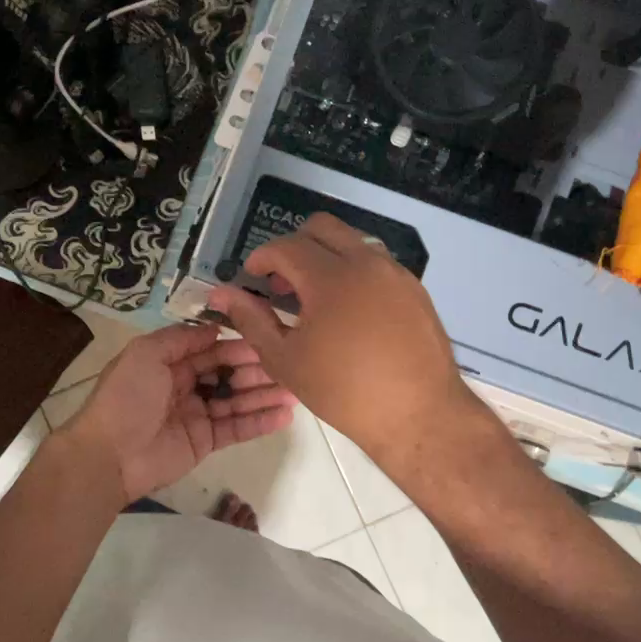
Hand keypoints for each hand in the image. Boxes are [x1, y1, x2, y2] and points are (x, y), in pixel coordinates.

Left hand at [57, 323, 296, 502]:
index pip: (209, 349)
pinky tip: (285, 414)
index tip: (266, 339)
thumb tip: (214, 328)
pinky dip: (260, 421)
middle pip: (226, 373)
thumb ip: (180, 338)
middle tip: (287, 365)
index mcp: (167, 363)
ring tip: (295, 390)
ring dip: (264, 394)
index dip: (236, 345)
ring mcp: (195, 415)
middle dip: (255, 368)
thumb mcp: (145, 354)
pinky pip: (236, 428)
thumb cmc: (126, 398)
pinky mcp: (204, 442)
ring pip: (236, 400)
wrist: (110, 454)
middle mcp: (183, 386)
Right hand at [207, 213, 493, 475]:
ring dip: (326, 256)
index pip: (287, 246)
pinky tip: (347, 312)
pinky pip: (377, 264)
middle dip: (294, 246)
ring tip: (314, 297)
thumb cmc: (342, 391)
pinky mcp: (415, 289)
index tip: (252, 276)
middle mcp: (366, 263)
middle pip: (322, 228)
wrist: (417, 414)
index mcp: (330, 278)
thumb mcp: (285, 360)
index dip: (262, 256)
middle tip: (282, 282)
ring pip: (353, 241)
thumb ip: (252, 320)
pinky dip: (353, 272)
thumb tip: (223, 295)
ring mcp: (395, 273)